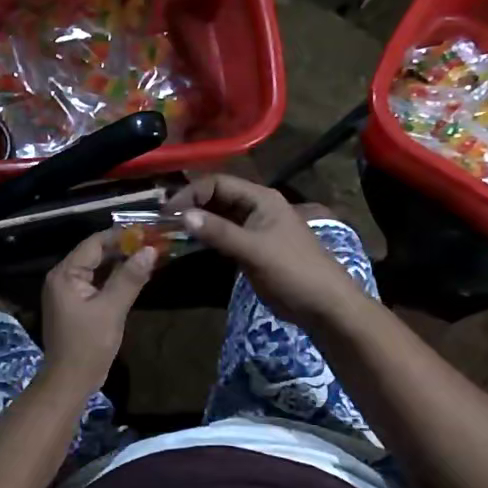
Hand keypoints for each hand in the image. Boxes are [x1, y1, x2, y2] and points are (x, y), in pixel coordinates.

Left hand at [39, 229, 156, 392]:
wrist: (71, 381)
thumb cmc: (88, 345)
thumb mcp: (112, 309)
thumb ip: (129, 278)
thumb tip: (150, 250)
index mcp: (65, 274)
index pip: (94, 243)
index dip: (122, 236)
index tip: (149, 232)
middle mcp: (63, 277)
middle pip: (96, 253)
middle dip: (124, 248)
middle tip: (154, 243)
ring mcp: (69, 291)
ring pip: (98, 268)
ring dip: (122, 263)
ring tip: (150, 256)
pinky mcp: (77, 303)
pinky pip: (97, 282)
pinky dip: (116, 278)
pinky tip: (137, 276)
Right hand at [166, 175, 366, 328]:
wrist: (323, 304)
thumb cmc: (293, 270)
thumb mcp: (254, 249)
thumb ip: (219, 232)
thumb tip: (183, 216)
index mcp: (261, 198)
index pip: (218, 183)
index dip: (192, 194)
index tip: (167, 213)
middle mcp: (256, 208)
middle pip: (217, 198)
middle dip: (191, 207)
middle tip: (163, 223)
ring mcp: (254, 229)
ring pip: (219, 218)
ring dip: (197, 223)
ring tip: (170, 233)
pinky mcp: (252, 250)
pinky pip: (224, 237)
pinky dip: (207, 239)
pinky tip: (189, 246)